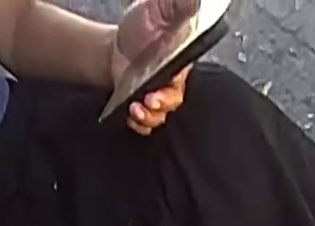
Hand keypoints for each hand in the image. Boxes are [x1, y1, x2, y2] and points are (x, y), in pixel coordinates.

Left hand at [110, 0, 196, 133]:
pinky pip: (147, 124)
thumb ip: (177, 5)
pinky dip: (140, 124)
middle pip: (173, 100)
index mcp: (180, 60)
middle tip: (149, 99)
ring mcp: (159, 98)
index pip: (184, 74)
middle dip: (162, 103)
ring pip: (161, 115)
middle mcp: (172, 83)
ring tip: (135, 108)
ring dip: (149, 116)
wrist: (117, 45)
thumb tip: (197, 1)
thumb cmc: (141, 25)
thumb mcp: (158, 8)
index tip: (168, 81)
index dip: (176, 81)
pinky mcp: (145, 109)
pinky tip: (131, 117)